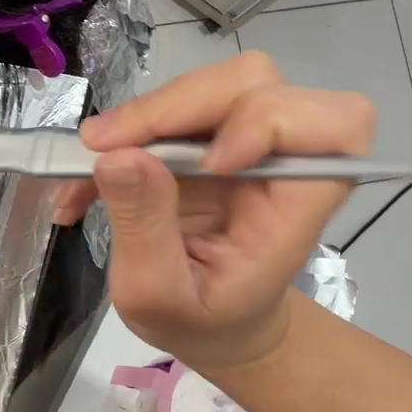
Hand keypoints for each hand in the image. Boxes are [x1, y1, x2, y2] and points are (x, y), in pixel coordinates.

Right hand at [51, 51, 374, 370]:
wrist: (212, 326)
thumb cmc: (200, 322)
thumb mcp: (159, 295)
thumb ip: (145, 228)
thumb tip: (116, 156)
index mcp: (302, 201)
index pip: (329, 123)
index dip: (267, 121)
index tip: (208, 164)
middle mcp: (284, 157)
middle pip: (250, 85)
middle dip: (170, 109)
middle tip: (100, 149)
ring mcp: (245, 141)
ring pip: (204, 89)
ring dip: (137, 122)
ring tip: (83, 174)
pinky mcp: (208, 140)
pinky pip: (168, 112)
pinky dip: (119, 139)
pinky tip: (82, 186)